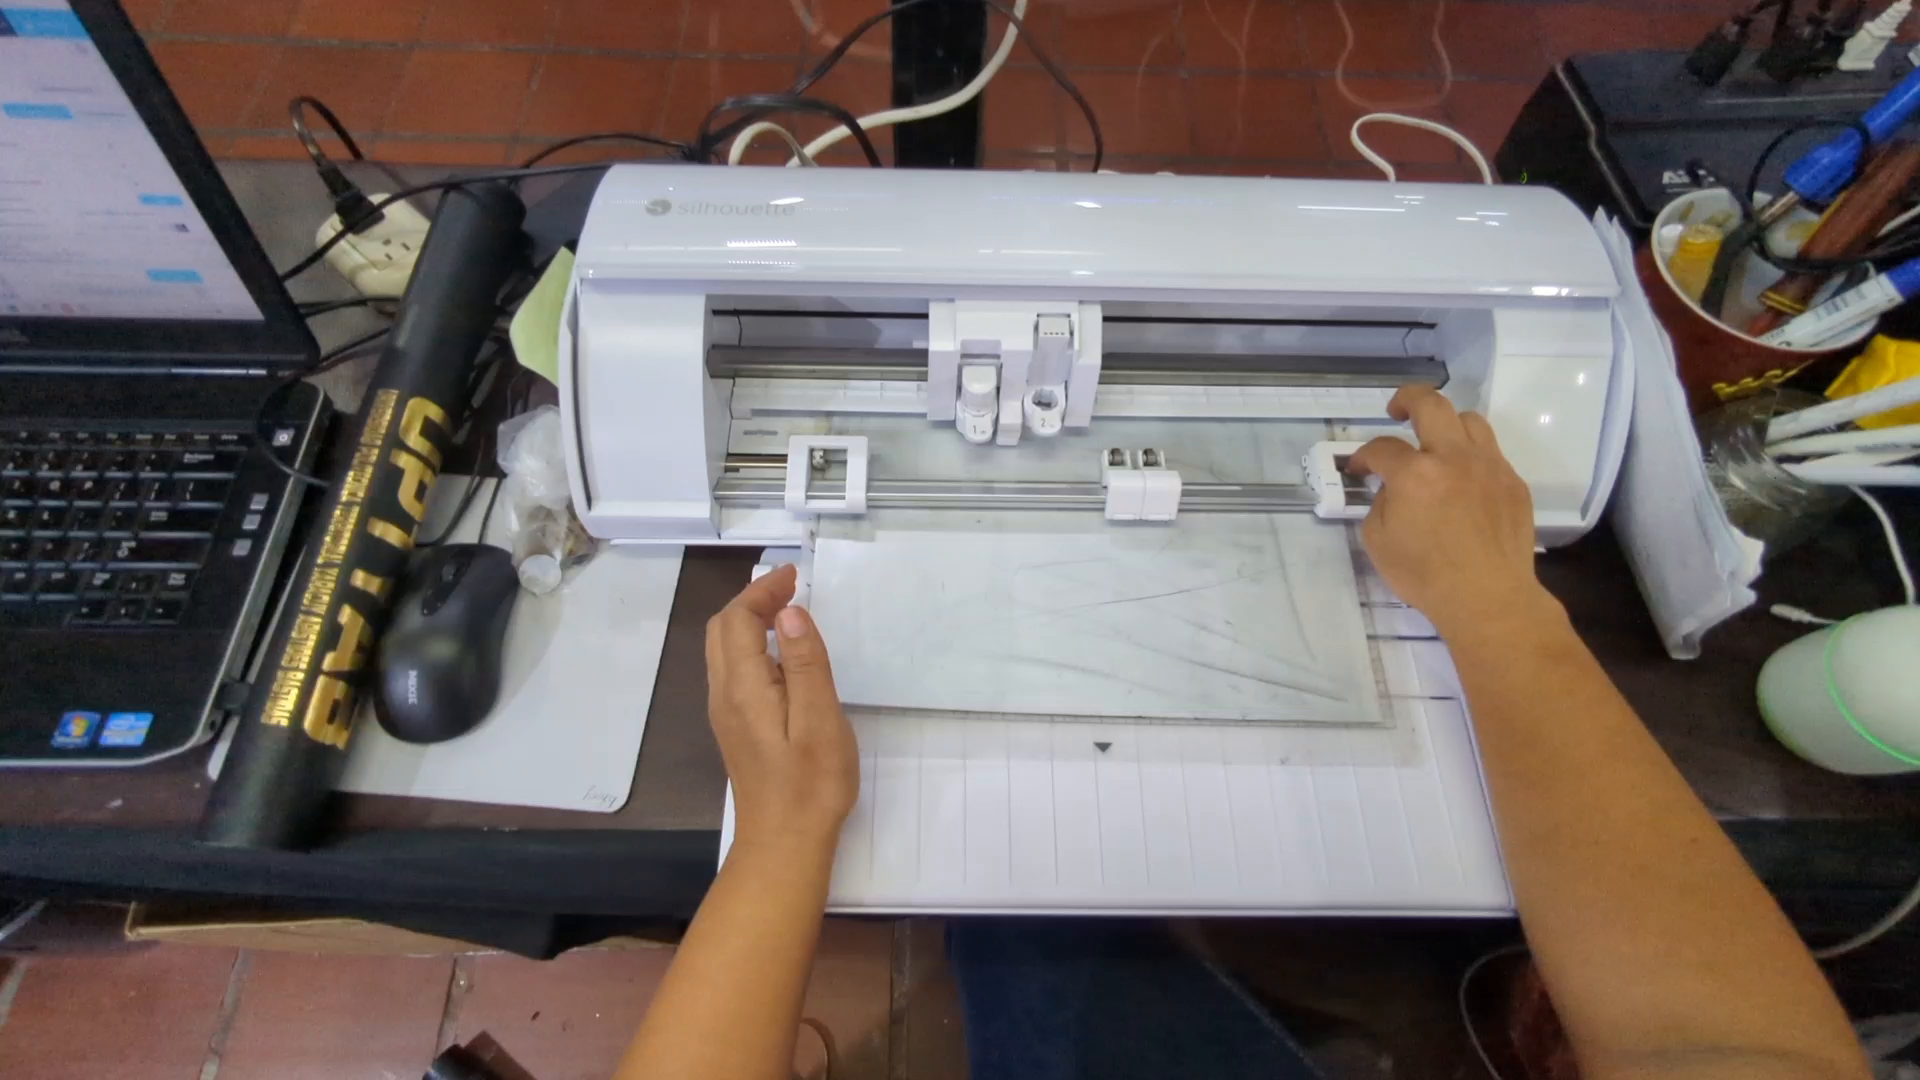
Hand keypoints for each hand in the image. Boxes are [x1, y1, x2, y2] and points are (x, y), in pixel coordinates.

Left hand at [705, 564, 858, 852]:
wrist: (784, 843)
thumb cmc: (811, 783)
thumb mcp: (819, 719)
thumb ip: (806, 662)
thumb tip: (790, 612)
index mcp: (743, 688)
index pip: (737, 621)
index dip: (762, 591)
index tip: (794, 575)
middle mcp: (724, 695)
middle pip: (722, 630)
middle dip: (752, 599)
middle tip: (791, 586)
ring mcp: (726, 713)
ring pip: (724, 649)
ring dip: (749, 620)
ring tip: (787, 610)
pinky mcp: (736, 726)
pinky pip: (734, 669)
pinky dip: (752, 644)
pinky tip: (783, 653)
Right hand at [1347, 385, 1554, 636]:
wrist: (1486, 597)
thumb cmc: (1421, 573)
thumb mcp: (1377, 538)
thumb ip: (1381, 502)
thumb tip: (1393, 488)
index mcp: (1414, 473)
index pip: (1381, 447)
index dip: (1362, 456)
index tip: (1358, 469)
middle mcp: (1454, 458)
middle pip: (1432, 405)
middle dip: (1408, 400)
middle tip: (1396, 412)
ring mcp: (1490, 467)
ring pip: (1470, 421)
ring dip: (1446, 424)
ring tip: (1434, 442)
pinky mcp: (1513, 483)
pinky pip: (1490, 454)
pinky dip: (1470, 456)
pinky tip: (1460, 481)